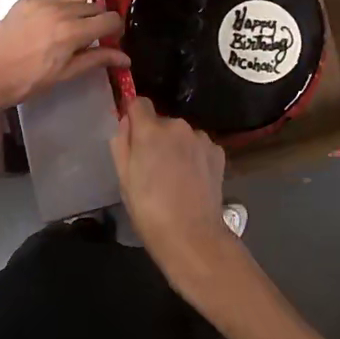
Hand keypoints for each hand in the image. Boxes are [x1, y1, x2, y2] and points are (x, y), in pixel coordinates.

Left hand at [0, 0, 127, 108]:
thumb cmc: (29, 80)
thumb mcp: (66, 73)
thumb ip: (97, 59)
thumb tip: (126, 59)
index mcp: (73, 32)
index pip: (110, 19)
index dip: (116, 29)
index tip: (111, 38)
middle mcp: (62, 10)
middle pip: (95, 5)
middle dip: (98, 19)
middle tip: (90, 36)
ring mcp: (43, 1)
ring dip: (81, 6)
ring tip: (71, 23)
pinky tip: (53, 15)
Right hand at [110, 97, 234, 269]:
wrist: (192, 236)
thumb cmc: (149, 210)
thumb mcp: (123, 178)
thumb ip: (121, 142)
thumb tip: (127, 121)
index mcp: (151, 130)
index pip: (139, 102)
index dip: (134, 116)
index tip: (132, 135)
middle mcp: (178, 126)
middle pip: (161, 121)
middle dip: (155, 138)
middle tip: (152, 167)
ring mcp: (201, 138)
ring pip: (181, 135)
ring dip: (176, 147)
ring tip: (174, 177)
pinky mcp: (218, 152)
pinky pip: (199, 146)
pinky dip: (194, 157)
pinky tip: (192, 180)